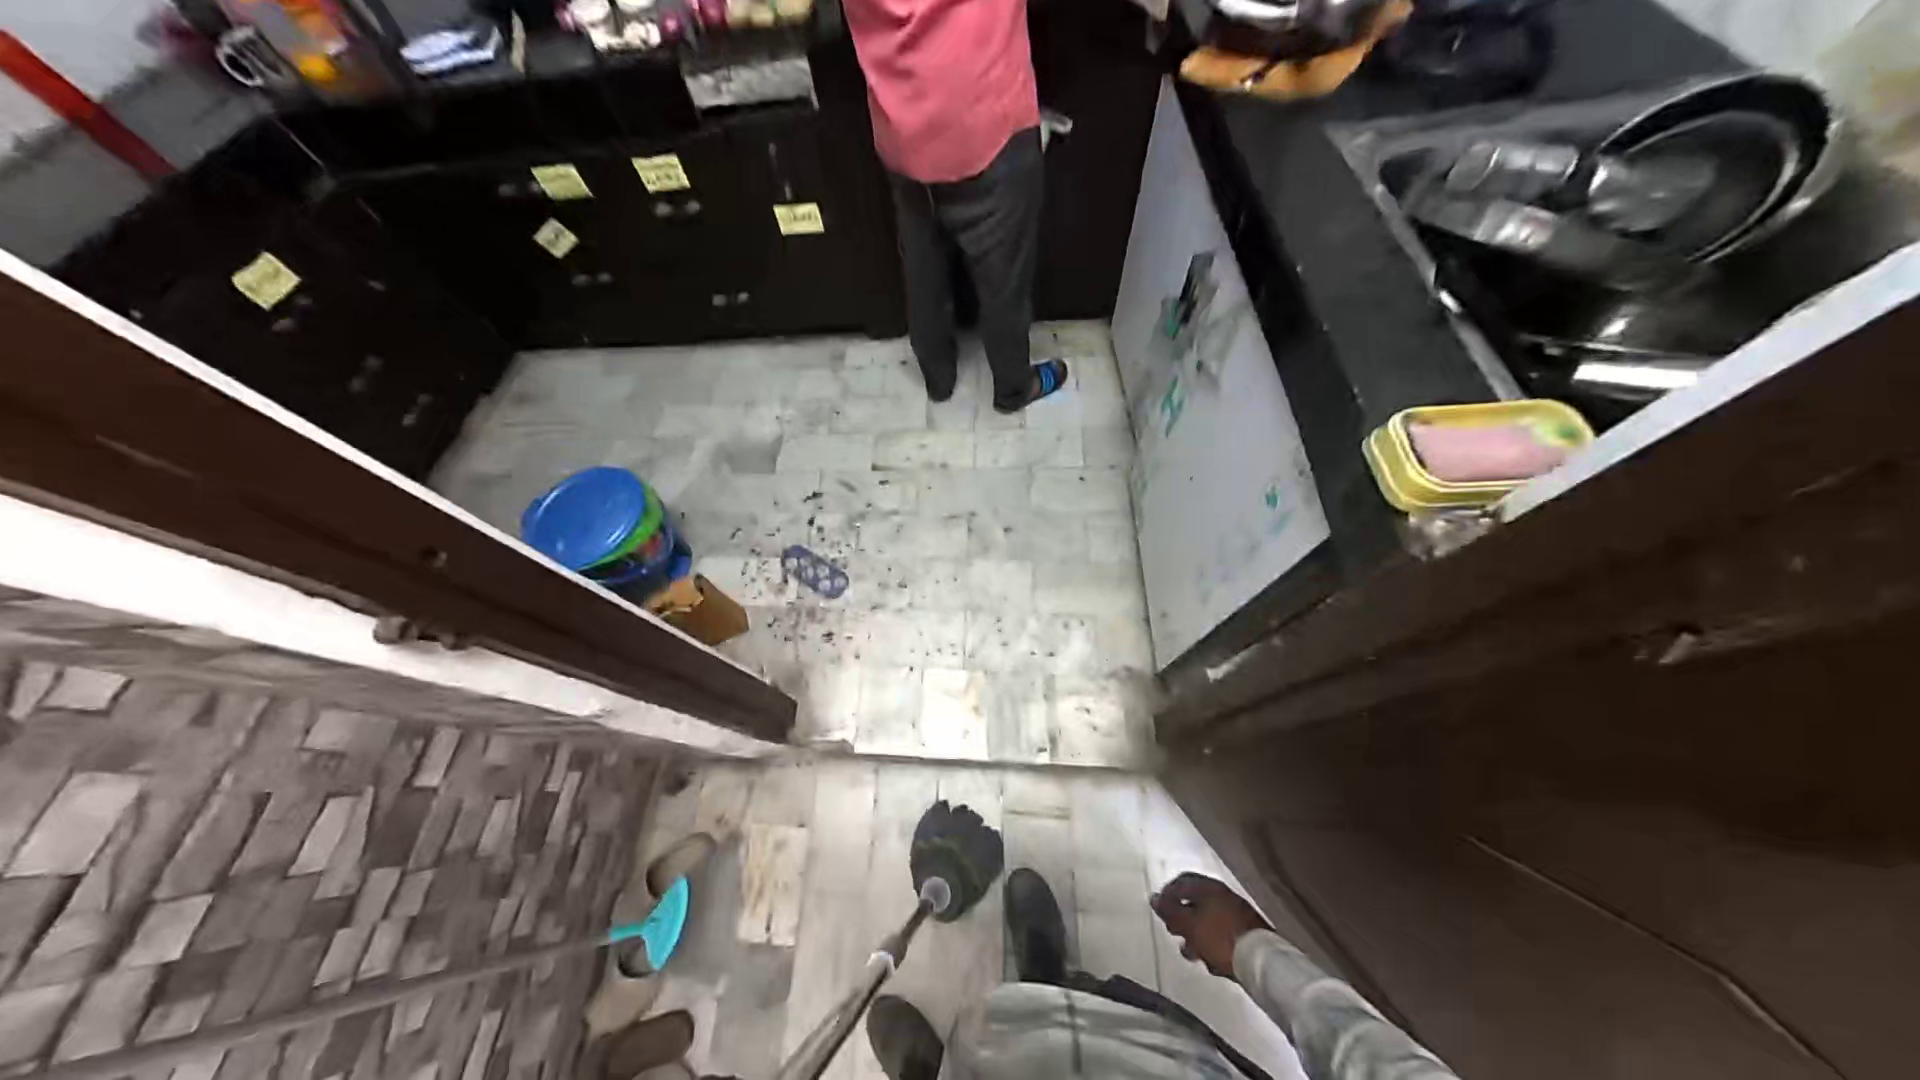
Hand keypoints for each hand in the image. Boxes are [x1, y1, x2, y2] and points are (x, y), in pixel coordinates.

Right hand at [1151, 872, 1271, 978]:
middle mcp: (1223, 895)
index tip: (1160, 912)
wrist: (1262, 961)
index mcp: (1208, 887)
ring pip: (1207, 921)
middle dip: (1182, 920)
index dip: (1167, 895)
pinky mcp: (1247, 933)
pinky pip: (1222, 934)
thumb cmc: (1219, 938)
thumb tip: (1154, 897)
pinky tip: (1212, 961)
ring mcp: (1237, 914)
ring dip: (1196, 936)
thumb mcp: (1188, 924)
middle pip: (1194, 902)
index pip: (1180, 882)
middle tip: (1175, 933)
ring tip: (1192, 953)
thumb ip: (1169, 910)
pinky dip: (1213, 944)